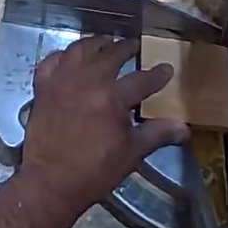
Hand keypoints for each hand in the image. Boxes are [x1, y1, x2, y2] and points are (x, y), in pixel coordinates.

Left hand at [18, 36, 188, 216]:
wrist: (49, 184)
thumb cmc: (94, 171)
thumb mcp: (131, 153)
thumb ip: (158, 134)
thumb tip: (184, 129)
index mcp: (112, 98)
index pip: (142, 79)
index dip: (158, 74)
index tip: (166, 69)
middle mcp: (88, 82)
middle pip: (111, 54)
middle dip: (126, 47)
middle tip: (134, 45)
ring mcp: (62, 83)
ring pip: (80, 50)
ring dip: (95, 44)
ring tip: (104, 43)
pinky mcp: (43, 89)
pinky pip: (51, 62)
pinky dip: (61, 56)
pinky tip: (69, 58)